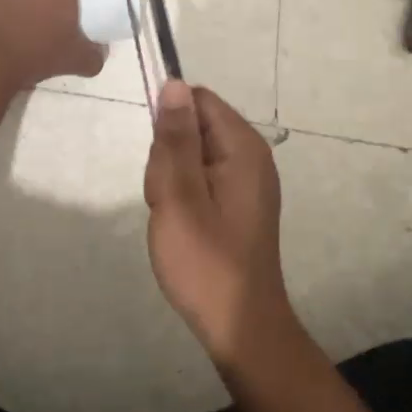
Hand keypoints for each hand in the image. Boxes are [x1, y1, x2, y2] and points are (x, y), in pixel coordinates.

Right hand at [145, 80, 291, 363]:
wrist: (239, 327)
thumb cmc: (205, 261)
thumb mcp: (179, 195)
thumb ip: (174, 138)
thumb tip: (174, 84)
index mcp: (242, 148)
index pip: (197, 100)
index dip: (168, 124)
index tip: (161, 163)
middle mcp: (251, 157)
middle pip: (193, 127)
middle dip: (168, 157)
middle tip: (166, 200)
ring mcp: (246, 183)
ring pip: (191, 156)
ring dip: (171, 181)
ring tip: (173, 219)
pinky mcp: (238, 205)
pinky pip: (200, 180)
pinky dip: (182, 198)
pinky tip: (181, 228)